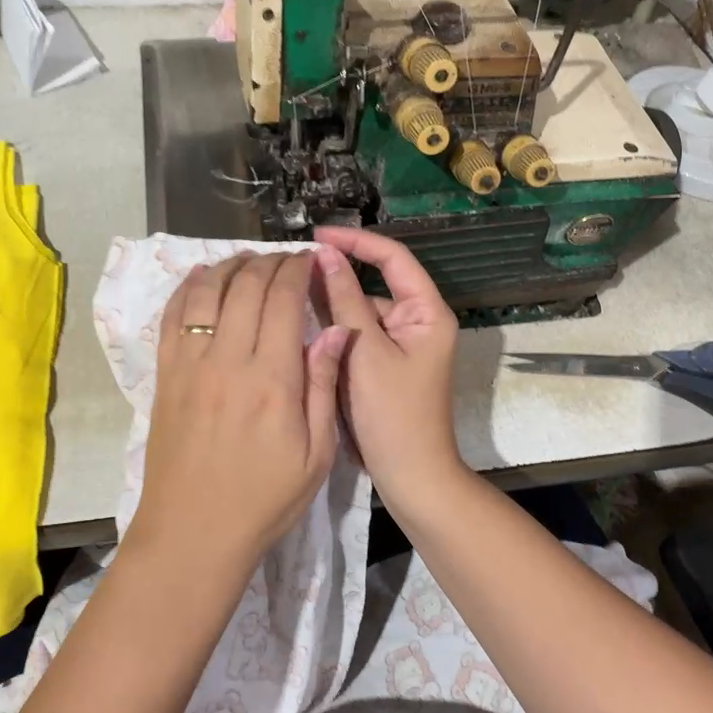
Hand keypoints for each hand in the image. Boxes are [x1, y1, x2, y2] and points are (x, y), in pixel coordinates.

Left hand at [132, 253, 347, 565]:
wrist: (194, 532)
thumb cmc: (264, 499)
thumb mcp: (316, 454)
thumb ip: (324, 386)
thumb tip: (337, 330)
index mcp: (272, 378)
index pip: (284, 298)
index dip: (297, 269)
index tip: (309, 259)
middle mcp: (228, 359)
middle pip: (246, 285)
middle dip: (269, 261)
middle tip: (286, 259)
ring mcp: (190, 364)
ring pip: (206, 292)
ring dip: (229, 266)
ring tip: (249, 261)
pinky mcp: (166, 375)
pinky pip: (172, 316)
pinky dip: (187, 288)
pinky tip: (201, 277)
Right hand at [312, 227, 465, 505]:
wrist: (411, 478)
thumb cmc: (394, 415)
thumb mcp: (365, 352)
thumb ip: (344, 301)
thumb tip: (323, 256)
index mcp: (426, 312)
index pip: (393, 258)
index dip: (356, 241)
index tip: (317, 235)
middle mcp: (416, 321)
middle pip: (373, 283)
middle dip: (335, 274)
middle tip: (290, 265)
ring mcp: (398, 344)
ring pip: (359, 310)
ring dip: (329, 303)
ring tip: (285, 290)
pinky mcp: (382, 363)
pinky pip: (354, 335)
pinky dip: (331, 329)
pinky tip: (298, 321)